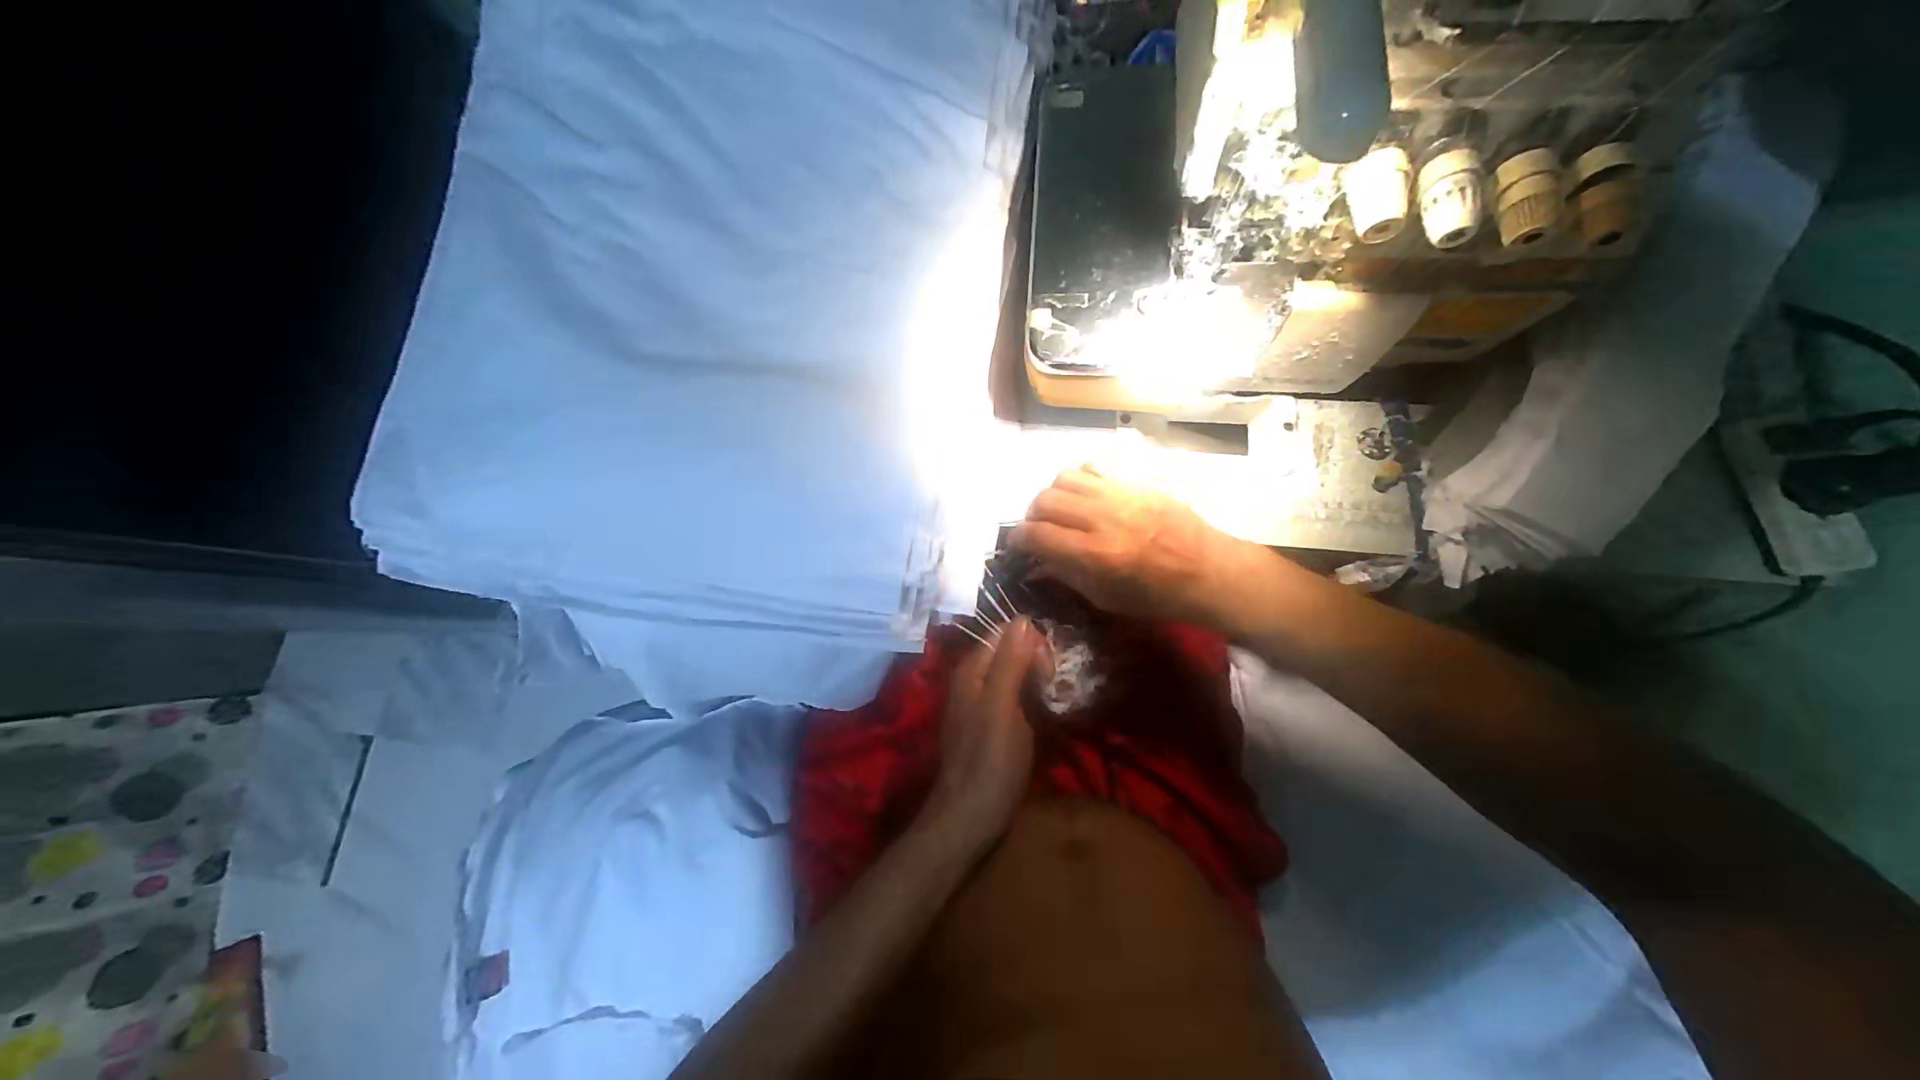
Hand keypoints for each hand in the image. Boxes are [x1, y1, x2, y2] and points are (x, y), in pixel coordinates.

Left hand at [926, 617, 1044, 843]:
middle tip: (1058, 686)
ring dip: (1039, 683)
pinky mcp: (995, 727)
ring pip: (1017, 677)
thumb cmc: (988, 759)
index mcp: (971, 670)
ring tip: (1060, 698)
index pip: (1005, 633)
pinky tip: (1049, 715)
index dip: (1031, 642)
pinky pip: (1017, 700)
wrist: (971, 816)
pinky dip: (1034, 702)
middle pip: (1011, 654)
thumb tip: (1022, 618)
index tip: (1052, 665)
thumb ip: (1009, 661)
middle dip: (1038, 662)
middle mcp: (974, 681)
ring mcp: (983, 705)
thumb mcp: (1001, 705)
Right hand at [1008, 466, 1257, 627]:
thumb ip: (1066, 575)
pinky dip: (1079, 481)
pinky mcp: (1136, 483)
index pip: (1037, 534)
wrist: (1210, 572)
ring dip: (1053, 495)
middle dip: (1032, 516)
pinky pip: (1094, 469)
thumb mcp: (1106, 598)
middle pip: (1045, 500)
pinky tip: (1085, 497)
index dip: (1018, 539)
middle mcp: (1103, 518)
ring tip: (1060, 511)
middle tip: (1038, 530)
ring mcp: (1120, 495)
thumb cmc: (1158, 597)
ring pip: (1065, 477)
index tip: (1018, 545)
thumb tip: (1036, 562)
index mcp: (1095, 554)